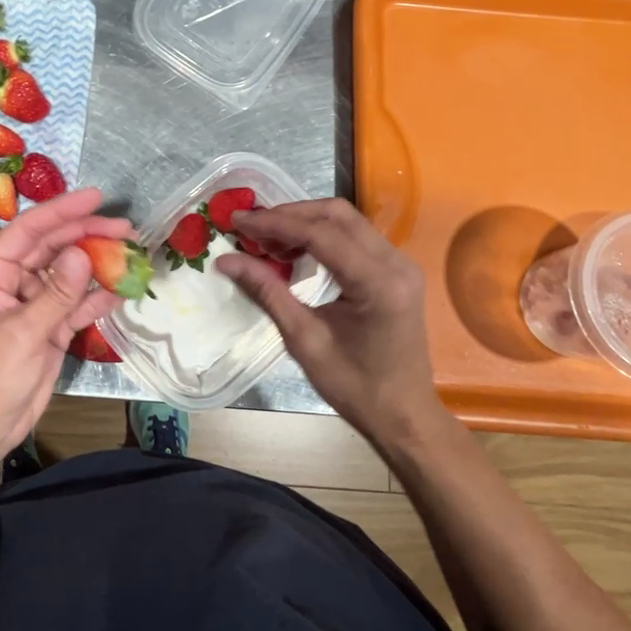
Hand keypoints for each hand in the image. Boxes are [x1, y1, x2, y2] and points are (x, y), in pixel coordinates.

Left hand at [0, 188, 133, 468]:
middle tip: (127, 228)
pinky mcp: (48, 326)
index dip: (60, 211)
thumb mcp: (23, 335)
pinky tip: (123, 288)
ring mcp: (31, 304)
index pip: (27, 231)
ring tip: (133, 252)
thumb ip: (56, 294)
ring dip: (97, 263)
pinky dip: (97, 296)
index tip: (96, 197)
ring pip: (67, 272)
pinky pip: (75, 303)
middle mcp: (11, 282)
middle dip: (86, 234)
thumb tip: (84, 254)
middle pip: (51, 247)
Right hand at [215, 198, 446, 445]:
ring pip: (347, 220)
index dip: (275, 223)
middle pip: (337, 215)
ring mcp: (400, 264)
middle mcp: (396, 264)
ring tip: (267, 240)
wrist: (404, 415)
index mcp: (378, 283)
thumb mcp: (304, 340)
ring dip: (304, 222)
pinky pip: (355, 237)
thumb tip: (226, 260)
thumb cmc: (355, 387)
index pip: (321, 234)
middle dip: (289, 215)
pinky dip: (321, 235)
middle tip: (250, 229)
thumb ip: (268, 292)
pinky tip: (294, 250)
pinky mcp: (396, 271)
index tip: (238, 222)